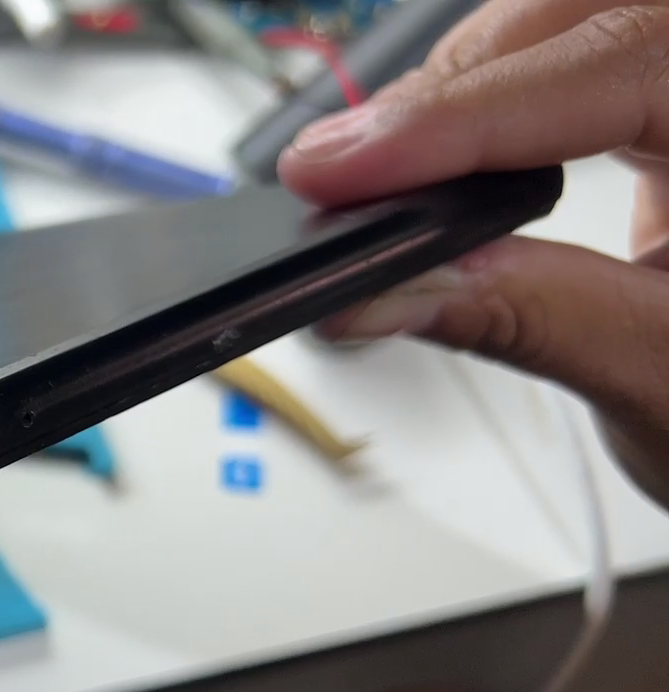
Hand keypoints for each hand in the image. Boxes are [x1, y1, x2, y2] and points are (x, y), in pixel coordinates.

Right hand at [276, 0, 668, 506]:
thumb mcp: (666, 379)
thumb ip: (523, 318)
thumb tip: (371, 294)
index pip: (634, 62)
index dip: (459, 119)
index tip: (332, 170)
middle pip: (599, 10)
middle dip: (457, 80)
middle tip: (345, 170)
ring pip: (583, 19)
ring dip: (467, 83)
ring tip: (383, 168)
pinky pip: (593, 55)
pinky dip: (496, 97)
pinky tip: (444, 151)